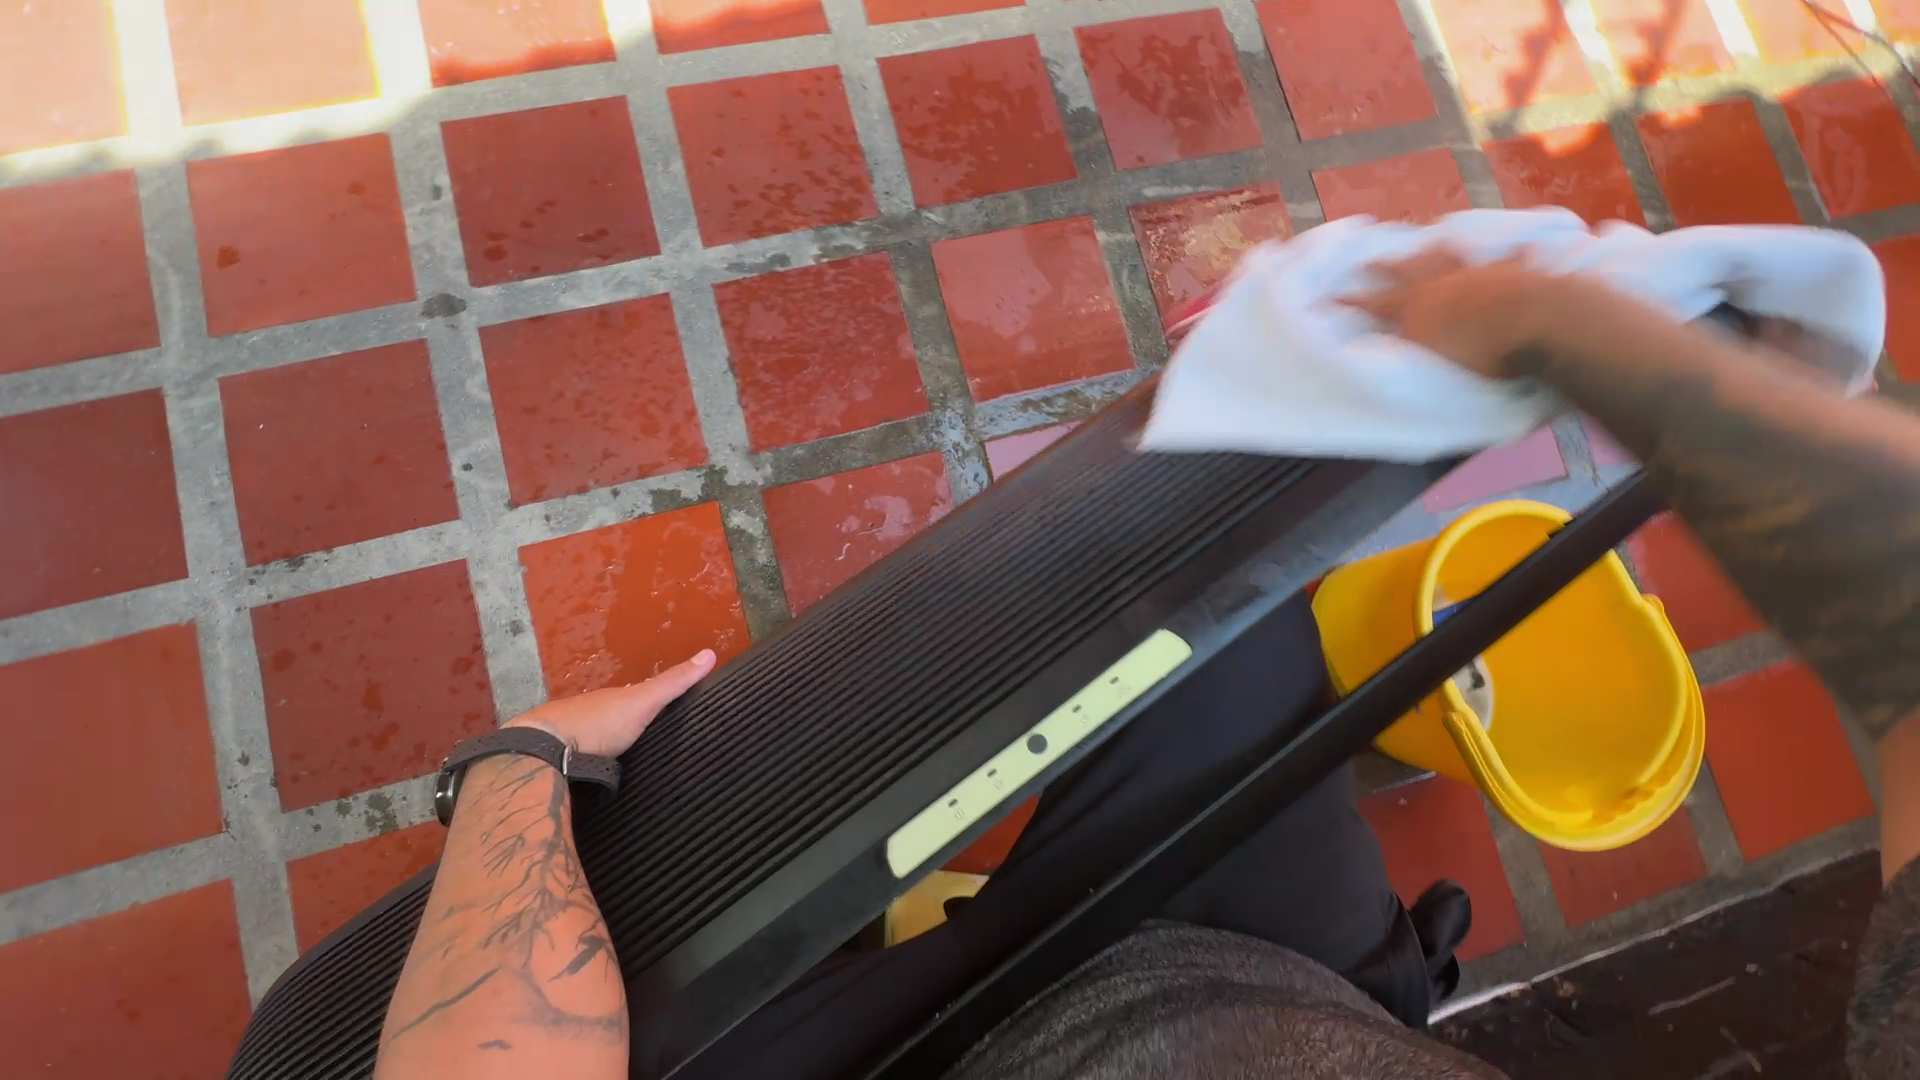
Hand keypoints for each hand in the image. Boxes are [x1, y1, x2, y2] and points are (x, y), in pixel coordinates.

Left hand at [504, 650, 716, 757]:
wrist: (543, 751)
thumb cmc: (598, 722)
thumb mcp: (644, 701)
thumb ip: (674, 683)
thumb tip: (710, 653)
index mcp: (613, 700)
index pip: (639, 699)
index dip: (655, 704)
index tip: (673, 717)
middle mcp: (591, 716)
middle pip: (617, 722)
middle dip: (632, 731)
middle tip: (655, 747)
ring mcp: (571, 741)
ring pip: (597, 744)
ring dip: (610, 752)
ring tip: (632, 769)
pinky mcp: (559, 767)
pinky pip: (583, 765)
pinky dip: (594, 769)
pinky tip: (603, 781)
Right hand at [1339, 246, 1564, 377]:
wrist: (1541, 322)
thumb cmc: (1481, 348)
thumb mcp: (1428, 354)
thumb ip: (1404, 338)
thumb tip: (1378, 331)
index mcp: (1418, 305)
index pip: (1375, 303)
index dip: (1352, 300)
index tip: (1329, 297)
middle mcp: (1444, 283)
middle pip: (1410, 270)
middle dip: (1388, 266)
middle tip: (1370, 260)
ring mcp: (1480, 273)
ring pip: (1455, 257)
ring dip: (1441, 250)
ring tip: (1433, 240)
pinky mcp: (1519, 273)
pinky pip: (1515, 260)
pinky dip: (1515, 255)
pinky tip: (1521, 246)